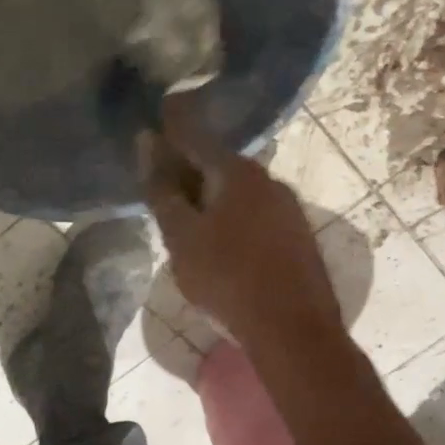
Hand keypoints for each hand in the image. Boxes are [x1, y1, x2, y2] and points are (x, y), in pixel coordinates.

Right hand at [140, 97, 341, 338]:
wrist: (294, 333)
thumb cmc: (227, 279)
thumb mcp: (181, 236)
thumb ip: (162, 189)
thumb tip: (147, 142)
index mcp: (236, 172)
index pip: (194, 133)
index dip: (170, 122)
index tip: (153, 112)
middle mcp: (267, 179)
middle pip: (217, 161)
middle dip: (187, 164)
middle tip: (158, 178)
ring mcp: (287, 207)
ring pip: (236, 188)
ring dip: (208, 192)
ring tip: (183, 214)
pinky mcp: (297, 235)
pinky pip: (253, 210)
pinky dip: (229, 213)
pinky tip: (217, 238)